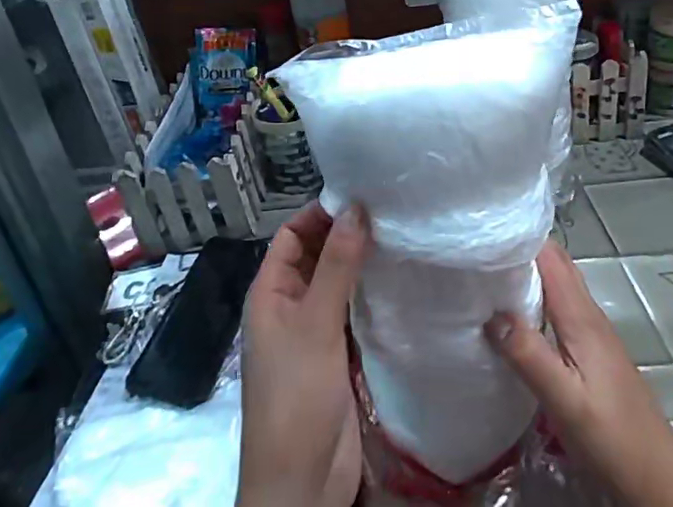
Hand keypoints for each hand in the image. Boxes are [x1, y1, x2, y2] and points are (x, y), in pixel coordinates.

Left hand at [237, 202, 370, 506]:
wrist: (303, 480)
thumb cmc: (296, 395)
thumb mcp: (315, 324)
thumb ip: (337, 265)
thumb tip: (356, 206)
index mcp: (271, 292)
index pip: (292, 235)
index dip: (320, 213)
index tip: (362, 194)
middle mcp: (290, 304)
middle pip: (317, 254)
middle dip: (346, 232)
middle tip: (391, 209)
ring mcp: (315, 329)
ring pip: (338, 281)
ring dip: (362, 261)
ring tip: (401, 234)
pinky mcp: (339, 350)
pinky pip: (353, 308)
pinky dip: (371, 290)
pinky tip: (400, 277)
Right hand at [485, 243, 672, 506]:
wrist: (656, 474)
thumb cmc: (611, 435)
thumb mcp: (565, 400)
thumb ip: (530, 356)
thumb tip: (493, 313)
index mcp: (581, 317)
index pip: (551, 257)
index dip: (521, 237)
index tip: (485, 231)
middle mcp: (589, 314)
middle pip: (557, 264)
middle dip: (522, 248)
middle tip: (481, 248)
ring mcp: (593, 330)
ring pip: (560, 283)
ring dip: (530, 269)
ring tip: (490, 271)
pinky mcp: (593, 348)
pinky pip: (562, 304)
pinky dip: (539, 294)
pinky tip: (518, 311)